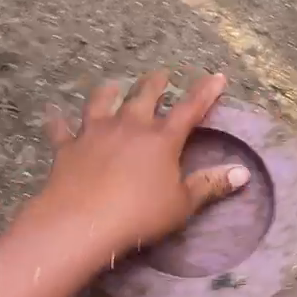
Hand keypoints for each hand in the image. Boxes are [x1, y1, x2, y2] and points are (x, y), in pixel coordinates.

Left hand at [31, 70, 248, 258]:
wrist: (82, 222)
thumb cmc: (139, 215)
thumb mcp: (182, 204)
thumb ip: (209, 185)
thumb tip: (242, 173)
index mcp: (161, 139)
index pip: (190, 109)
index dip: (205, 92)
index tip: (216, 76)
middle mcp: (129, 126)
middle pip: (144, 96)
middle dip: (156, 83)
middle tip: (162, 74)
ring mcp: (95, 133)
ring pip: (101, 102)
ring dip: (108, 92)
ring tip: (111, 86)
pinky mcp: (67, 147)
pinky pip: (61, 128)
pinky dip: (58, 120)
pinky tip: (54, 113)